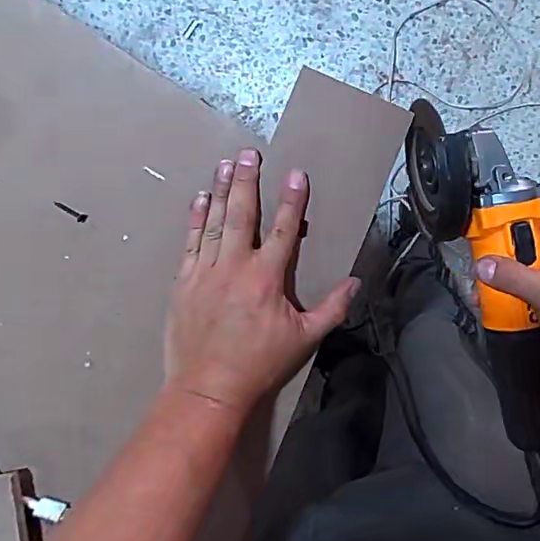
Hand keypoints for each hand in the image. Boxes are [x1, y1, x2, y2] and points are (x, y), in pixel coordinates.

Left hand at [163, 147, 359, 414]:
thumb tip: (354, 282)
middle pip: (243, 214)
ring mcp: (206, 271)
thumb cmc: (258, 363)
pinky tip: (199, 199)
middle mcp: (235, 266)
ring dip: (220, 190)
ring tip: (224, 164)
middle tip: (248, 154)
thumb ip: (332, 308)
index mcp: (267, 278)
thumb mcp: (304, 339)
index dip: (292, 199)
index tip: (296, 173)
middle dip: (247, 181)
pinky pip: (191, 242)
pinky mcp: (185, 281)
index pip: (283, 229)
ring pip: (214, 222)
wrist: (207, 387)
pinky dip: (195, 218)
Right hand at [476, 227, 539, 370]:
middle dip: (492, 265)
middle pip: (508, 252)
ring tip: (487, 299)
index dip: (498, 227)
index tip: (478, 240)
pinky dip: (501, 303)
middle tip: (482, 278)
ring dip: (494, 288)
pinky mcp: (537, 301)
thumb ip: (513, 276)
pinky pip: (511, 295)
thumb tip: (483, 265)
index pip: (520, 224)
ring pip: (507, 276)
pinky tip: (497, 312)